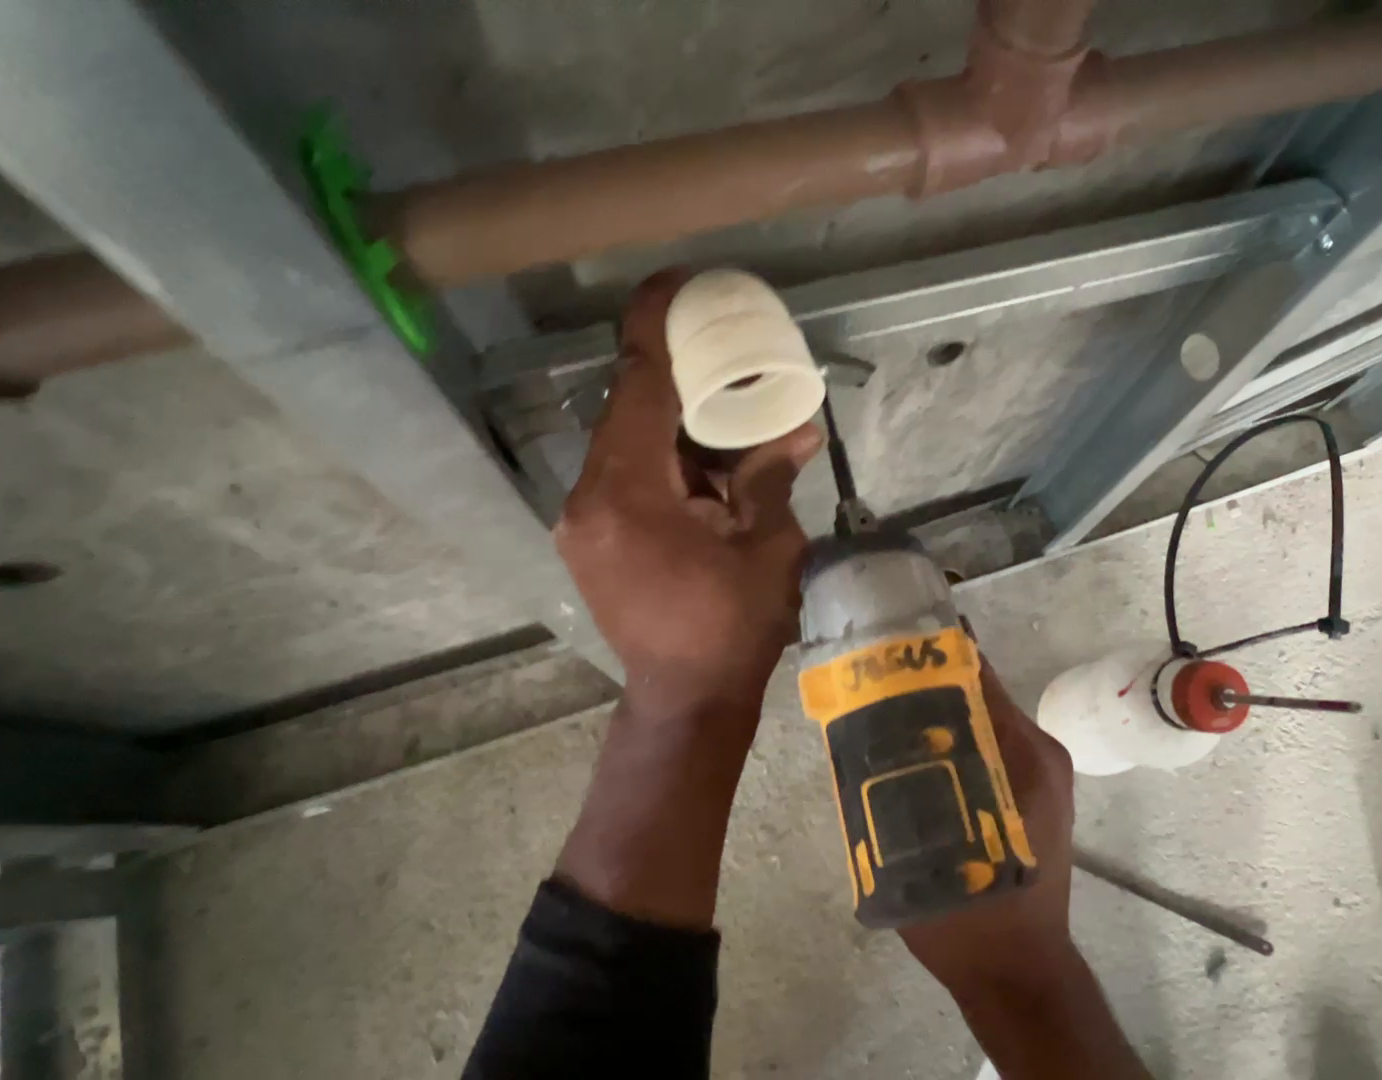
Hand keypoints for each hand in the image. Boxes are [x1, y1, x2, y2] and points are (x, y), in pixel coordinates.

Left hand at [554, 270, 823, 715]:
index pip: (637, 384)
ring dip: (675, 424)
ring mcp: (583, 521)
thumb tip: (798, 427)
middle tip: (723, 349)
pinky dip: (665, 460)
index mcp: (628, 492)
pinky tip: (707, 462)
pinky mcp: (592, 539)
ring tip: (728, 411)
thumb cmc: (731, 626)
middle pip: (629, 410)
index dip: (655, 325)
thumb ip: (770, 476)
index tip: (676, 282)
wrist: (685, 698)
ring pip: (628, 445)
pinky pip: (626, 477)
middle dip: (678, 377)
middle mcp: (589, 497)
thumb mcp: (766, 544)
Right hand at [900, 656, 1078, 991]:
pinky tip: (916, 752)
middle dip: (930, 680)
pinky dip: (957, 738)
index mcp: (1021, 754)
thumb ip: (898, 779)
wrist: (1017, 972)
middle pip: (980, 694)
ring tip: (888, 708)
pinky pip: (992, 747)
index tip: (891, 636)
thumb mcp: (920, 843)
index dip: (936, 652)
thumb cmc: (968, 914)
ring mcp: (1043, 774)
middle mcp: (1038, 753)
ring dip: (942, 711)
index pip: (978, 677)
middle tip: (876, 674)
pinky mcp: (1040, 794)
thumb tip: (867, 724)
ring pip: (984, 720)